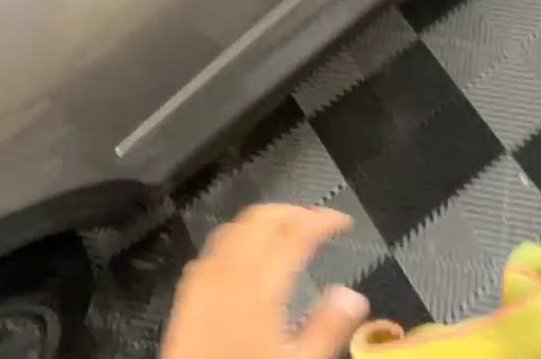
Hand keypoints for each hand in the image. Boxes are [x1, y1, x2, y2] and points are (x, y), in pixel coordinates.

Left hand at [163, 205, 370, 358]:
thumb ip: (328, 328)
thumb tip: (353, 297)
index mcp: (261, 287)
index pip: (297, 232)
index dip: (324, 219)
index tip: (343, 221)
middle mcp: (230, 273)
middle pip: (264, 218)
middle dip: (294, 212)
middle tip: (317, 222)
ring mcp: (204, 280)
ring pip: (237, 226)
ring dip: (266, 220)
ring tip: (288, 230)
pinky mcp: (187, 294)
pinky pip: (215, 246)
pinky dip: (240, 236)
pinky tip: (248, 255)